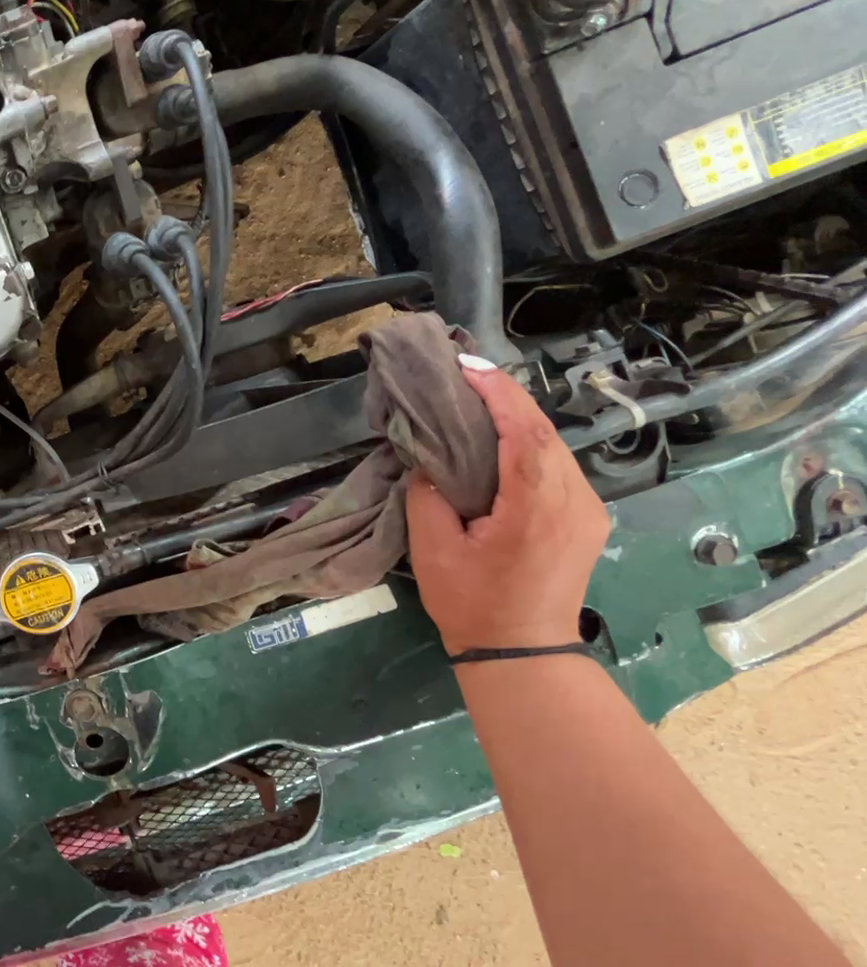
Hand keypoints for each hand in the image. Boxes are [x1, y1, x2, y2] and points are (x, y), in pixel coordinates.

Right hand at [406, 356, 611, 656]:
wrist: (521, 649)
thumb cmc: (471, 600)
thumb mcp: (434, 548)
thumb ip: (429, 495)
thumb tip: (428, 459)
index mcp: (536, 506)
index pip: (525, 433)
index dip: (498, 394)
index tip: (467, 367)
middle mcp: (573, 501)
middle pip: (546, 432)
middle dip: (508, 396)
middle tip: (468, 372)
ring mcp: (587, 510)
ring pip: (556, 447)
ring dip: (520, 417)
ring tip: (480, 396)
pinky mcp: (584, 519)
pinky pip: (558, 467)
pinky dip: (530, 441)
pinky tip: (504, 436)